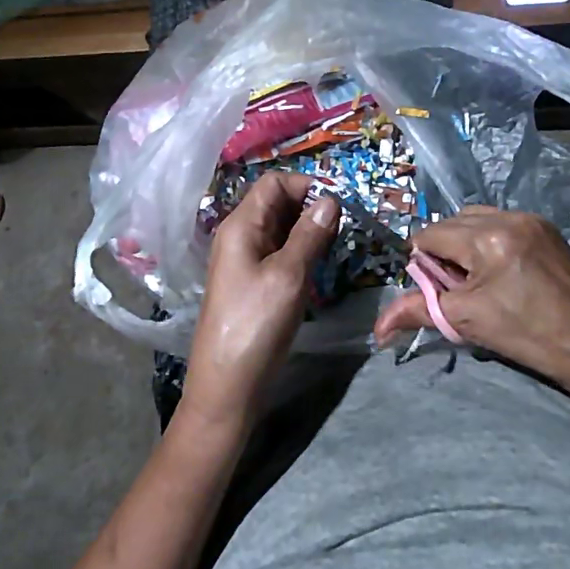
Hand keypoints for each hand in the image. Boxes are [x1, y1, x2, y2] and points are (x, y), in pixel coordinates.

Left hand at [184, 172, 338, 425]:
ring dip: (307, 232)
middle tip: (342, 228)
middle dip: (309, 208)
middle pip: (276, 204)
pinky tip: (318, 268)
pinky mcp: (252, 283)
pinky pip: (278, 253)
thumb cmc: (256, 324)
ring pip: (280, 230)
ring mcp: (244, 260)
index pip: (273, 183)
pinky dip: (300, 253)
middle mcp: (239, 236)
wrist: (227, 385)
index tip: (337, 205)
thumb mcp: (288, 276)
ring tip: (334, 247)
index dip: (305, 185)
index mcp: (240, 225)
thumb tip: (330, 199)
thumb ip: (309, 235)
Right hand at [374, 207, 569, 420]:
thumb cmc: (531, 336)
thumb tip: (377, 329)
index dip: (424, 263)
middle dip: (444, 253)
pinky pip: (501, 224)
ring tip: (478, 280)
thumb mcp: (468, 322)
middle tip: (457, 289)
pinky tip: (501, 273)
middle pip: (451, 224)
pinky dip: (489, 242)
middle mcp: (509, 217)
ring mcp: (531, 219)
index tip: (438, 290)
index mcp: (488, 238)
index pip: (430, 235)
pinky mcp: (547, 229)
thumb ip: (417, 312)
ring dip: (465, 244)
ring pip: (475, 220)